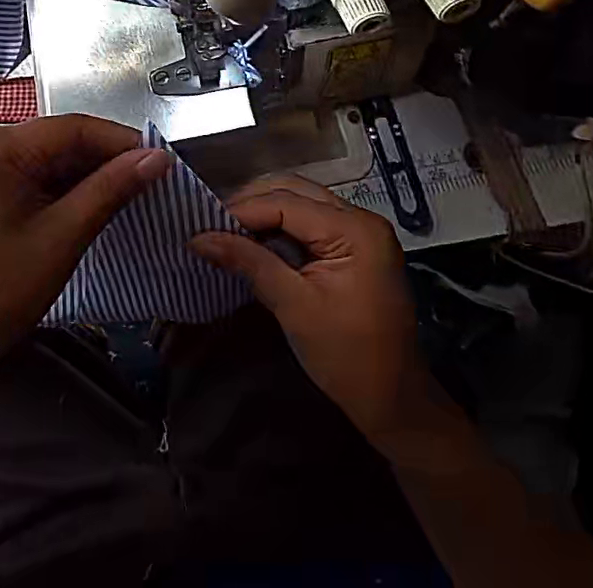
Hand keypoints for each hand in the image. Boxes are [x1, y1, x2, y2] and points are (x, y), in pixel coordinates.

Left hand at [0, 115, 172, 396]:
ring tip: (128, 196)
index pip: (73, 128)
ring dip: (85, 178)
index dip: (123, 141)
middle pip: (58, 141)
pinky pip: (27, 178)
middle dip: (105, 161)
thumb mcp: (61, 237)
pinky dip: (59, 191)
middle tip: (150, 182)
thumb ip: (111, 189)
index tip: (162, 160)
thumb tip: (157, 158)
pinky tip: (89, 207)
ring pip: (45, 161)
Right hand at [188, 177, 434, 443]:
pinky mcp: (354, 247)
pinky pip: (310, 223)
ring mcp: (360, 232)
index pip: (286, 202)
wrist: (393, 400)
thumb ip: (248, 262)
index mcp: (355, 230)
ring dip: (264, 213)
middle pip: (295, 192)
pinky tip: (254, 241)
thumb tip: (199, 238)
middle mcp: (361, 219)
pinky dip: (280, 228)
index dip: (241, 211)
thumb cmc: (347, 356)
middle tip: (212, 225)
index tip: (202, 226)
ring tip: (226, 231)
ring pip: (301, 203)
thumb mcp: (293, 306)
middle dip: (251, 205)